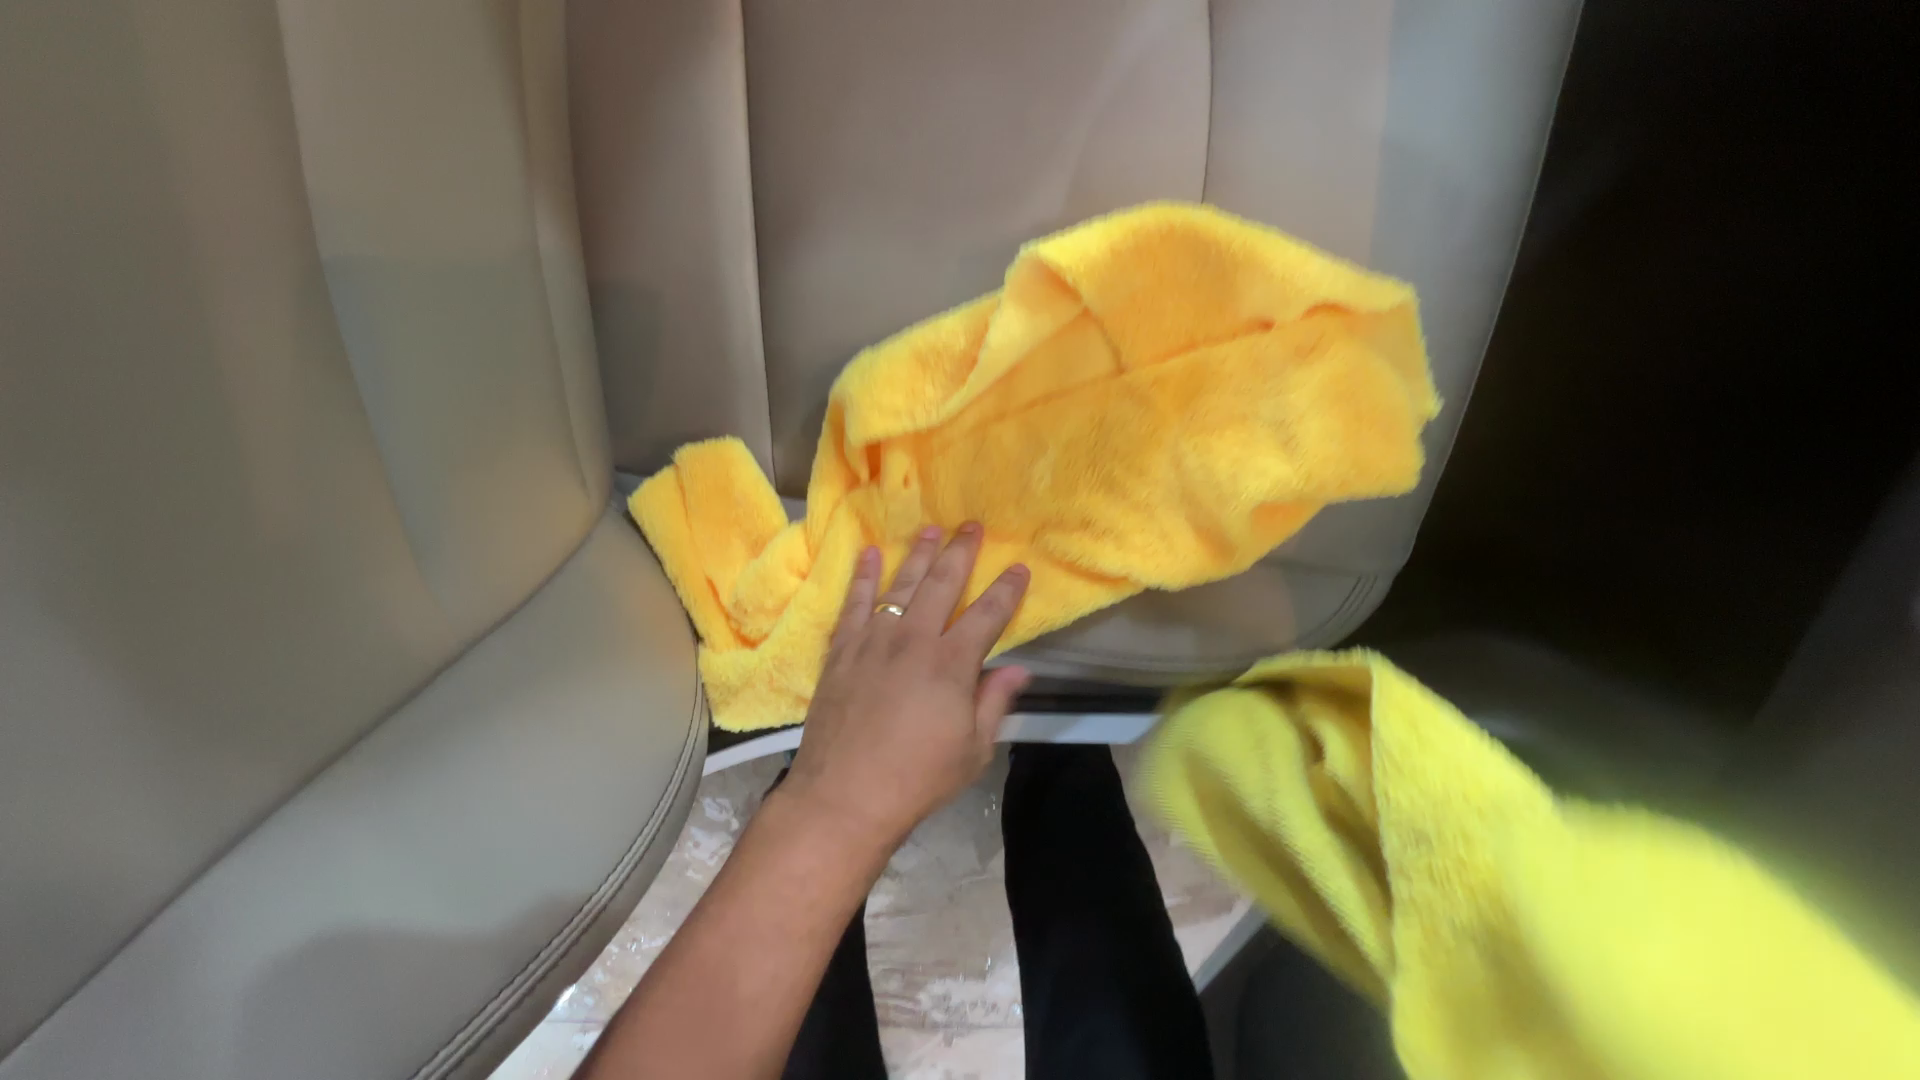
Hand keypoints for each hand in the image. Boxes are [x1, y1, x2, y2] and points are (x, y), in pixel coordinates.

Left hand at [775, 523, 1031, 852]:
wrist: (844, 796)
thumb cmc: (917, 779)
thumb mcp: (972, 750)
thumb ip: (994, 702)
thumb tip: (1019, 669)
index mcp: (951, 664)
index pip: (988, 615)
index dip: (1007, 590)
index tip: (1019, 567)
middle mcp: (914, 640)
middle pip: (943, 584)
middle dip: (961, 552)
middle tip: (972, 526)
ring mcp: (873, 641)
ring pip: (900, 585)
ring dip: (918, 555)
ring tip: (930, 530)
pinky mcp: (841, 651)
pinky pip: (853, 603)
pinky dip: (863, 576)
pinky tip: (870, 555)